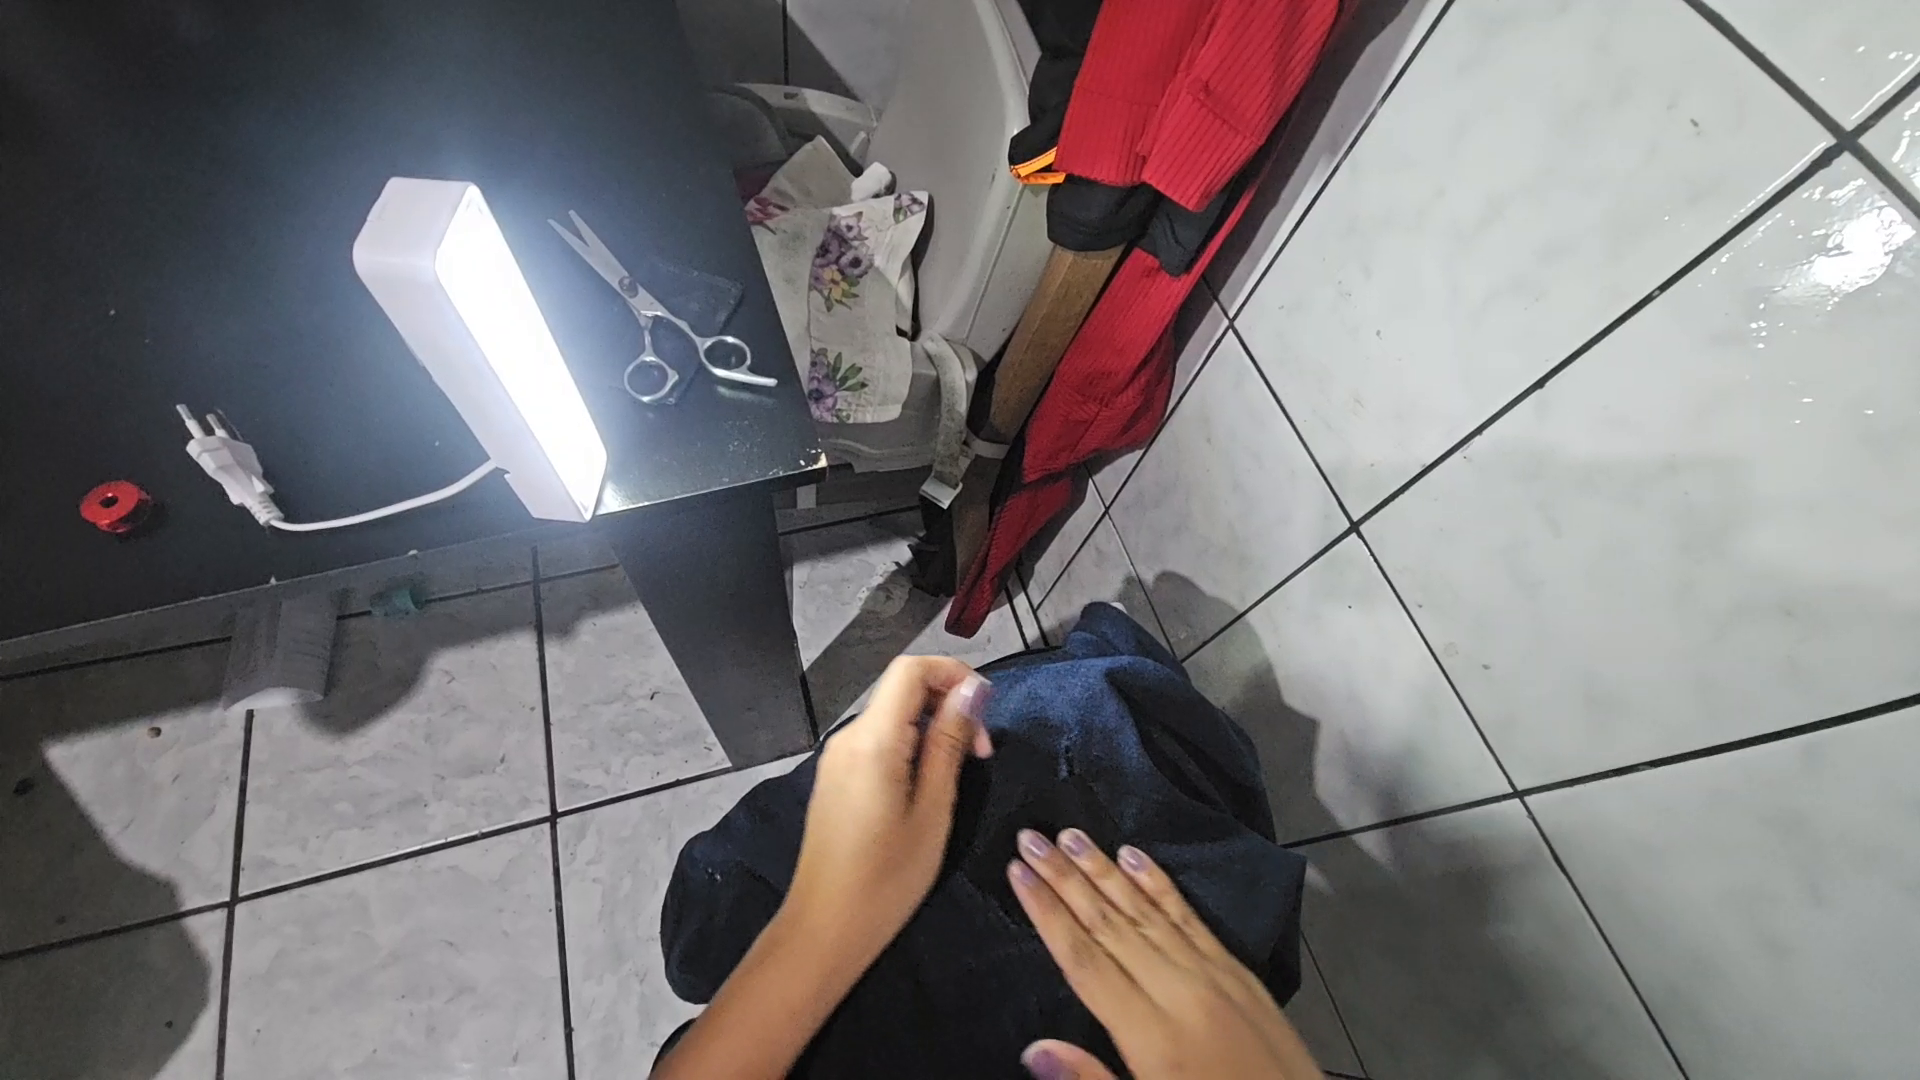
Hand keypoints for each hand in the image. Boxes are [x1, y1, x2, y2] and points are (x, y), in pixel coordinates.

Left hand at [783, 655, 992, 964]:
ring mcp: (838, 755)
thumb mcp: (933, 809)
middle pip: (902, 688)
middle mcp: (849, 736)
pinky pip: (879, 738)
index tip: (985, 709)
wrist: (824, 929)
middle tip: (981, 752)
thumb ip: (950, 742)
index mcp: (873, 739)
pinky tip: (928, 783)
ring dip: (933, 726)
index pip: (911, 669)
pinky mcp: (836, 775)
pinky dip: (911, 744)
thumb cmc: (887, 878)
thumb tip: (972, 690)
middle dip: (948, 703)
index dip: (952, 673)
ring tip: (961, 771)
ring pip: (893, 714)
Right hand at [1008, 830, 1323, 1079]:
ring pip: (1143, 909)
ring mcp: (1210, 972)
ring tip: (1069, 835)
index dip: (1046, 913)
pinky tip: (1134, 855)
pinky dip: (1158, 883)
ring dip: (1102, 869)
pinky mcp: (1235, 968)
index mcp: (1151, 1037)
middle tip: (1030, 835)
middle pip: (1107, 922)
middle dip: (1063, 877)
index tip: (1017, 871)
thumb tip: (1033, 1047)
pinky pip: (1188, 916)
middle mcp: (1176, 991)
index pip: (1084, 959)